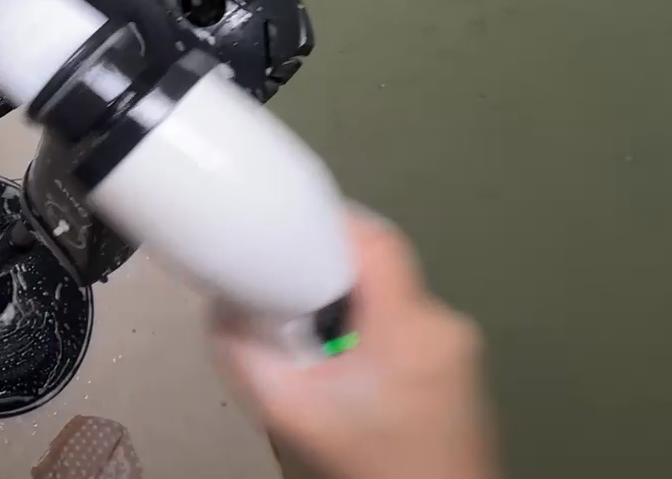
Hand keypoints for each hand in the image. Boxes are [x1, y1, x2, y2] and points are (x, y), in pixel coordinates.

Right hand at [213, 210, 498, 478]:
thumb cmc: (368, 459)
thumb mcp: (283, 406)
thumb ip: (239, 346)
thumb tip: (218, 298)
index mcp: (408, 327)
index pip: (373, 239)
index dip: (325, 216)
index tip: (279, 217)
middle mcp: (441, 323)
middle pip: (372, 257)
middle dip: (319, 256)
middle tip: (275, 270)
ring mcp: (453, 340)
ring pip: (382, 281)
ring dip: (338, 284)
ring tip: (297, 309)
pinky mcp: (451, 355)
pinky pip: (395, 304)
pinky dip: (357, 306)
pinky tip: (330, 335)